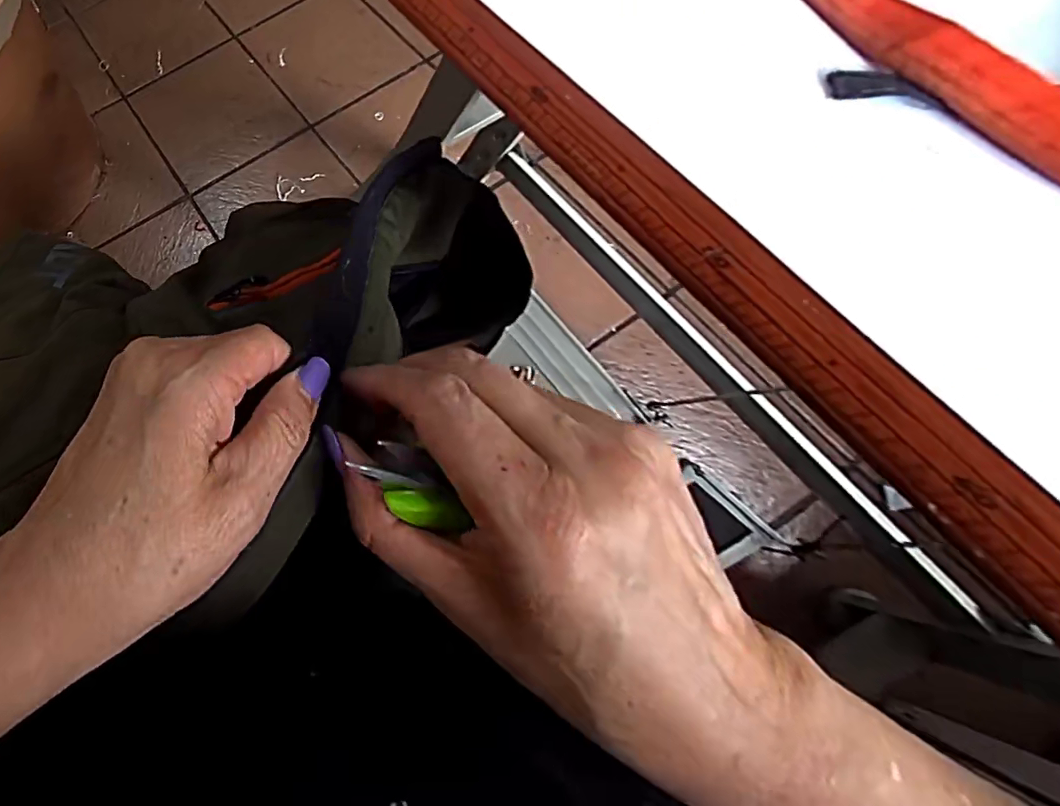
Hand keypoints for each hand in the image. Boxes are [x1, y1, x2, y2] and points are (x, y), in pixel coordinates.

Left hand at [11, 325, 324, 637]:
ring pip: (210, 362)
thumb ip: (284, 425)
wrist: (55, 585)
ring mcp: (127, 368)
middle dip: (249, 397)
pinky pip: (179, 375)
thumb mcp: (240, 499)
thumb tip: (310, 375)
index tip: (269, 434)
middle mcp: (151, 355)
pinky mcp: (115, 386)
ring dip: (221, 404)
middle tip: (230, 464)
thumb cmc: (151, 556)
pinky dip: (192, 406)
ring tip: (198, 467)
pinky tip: (174, 459)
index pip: (266, 340)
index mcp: (185, 378)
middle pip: (236, 349)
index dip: (283, 383)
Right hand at [333, 346, 1012, 805]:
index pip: (443, 401)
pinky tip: (502, 453)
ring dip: (458, 392)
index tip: (357, 388)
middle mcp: (589, 458)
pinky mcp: (643, 434)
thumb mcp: (463, 605)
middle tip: (385, 407)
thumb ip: (386, 523)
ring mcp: (625, 437)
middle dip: (413, 374)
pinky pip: (547, 398)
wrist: (714, 692)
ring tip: (440, 438)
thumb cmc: (580, 668)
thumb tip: (346, 455)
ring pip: (507, 377)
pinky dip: (505, 411)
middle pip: (472, 368)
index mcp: (541, 512)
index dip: (386, 381)